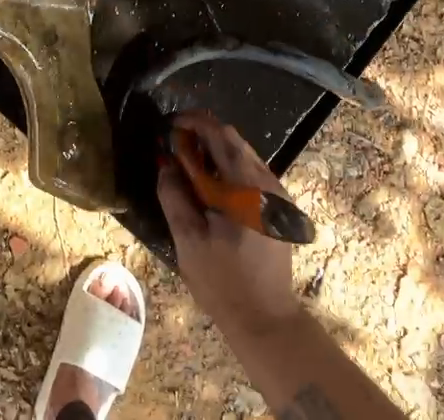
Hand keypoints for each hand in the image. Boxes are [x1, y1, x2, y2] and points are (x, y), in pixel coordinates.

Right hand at [157, 112, 302, 337]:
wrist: (266, 319)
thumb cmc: (223, 281)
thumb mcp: (188, 239)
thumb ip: (174, 195)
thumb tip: (165, 162)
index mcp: (246, 187)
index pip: (221, 136)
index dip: (194, 123)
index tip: (170, 125)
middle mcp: (267, 183)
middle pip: (235, 141)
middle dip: (204, 133)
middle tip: (175, 139)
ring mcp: (277, 195)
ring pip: (244, 154)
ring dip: (216, 149)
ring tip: (188, 158)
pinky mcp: (278, 208)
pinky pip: (251, 172)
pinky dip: (228, 166)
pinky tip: (210, 181)